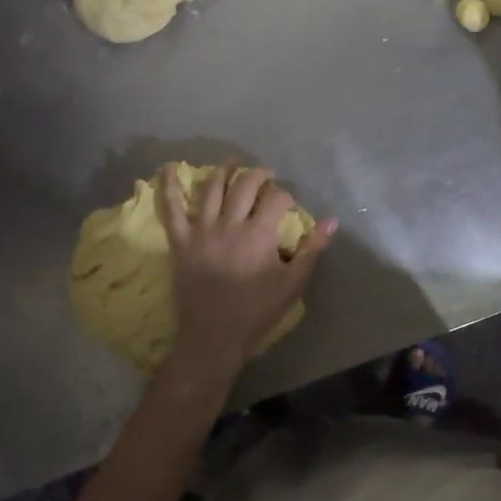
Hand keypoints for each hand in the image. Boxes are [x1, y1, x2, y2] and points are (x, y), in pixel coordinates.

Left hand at [160, 164, 335, 370]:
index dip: (286, 196)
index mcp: (258, 234)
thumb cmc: (257, 312)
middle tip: (266, 174)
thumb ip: (312, 249)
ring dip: (224, 171)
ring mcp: (202, 231)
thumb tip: (332, 220)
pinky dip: (169, 187)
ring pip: (212, 189)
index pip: (276, 199)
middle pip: (244, 185)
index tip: (289, 203)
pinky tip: (168, 168)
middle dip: (258, 174)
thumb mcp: (292, 284)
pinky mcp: (181, 241)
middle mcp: (229, 225)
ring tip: (233, 162)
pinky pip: (171, 209)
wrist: (214, 337)